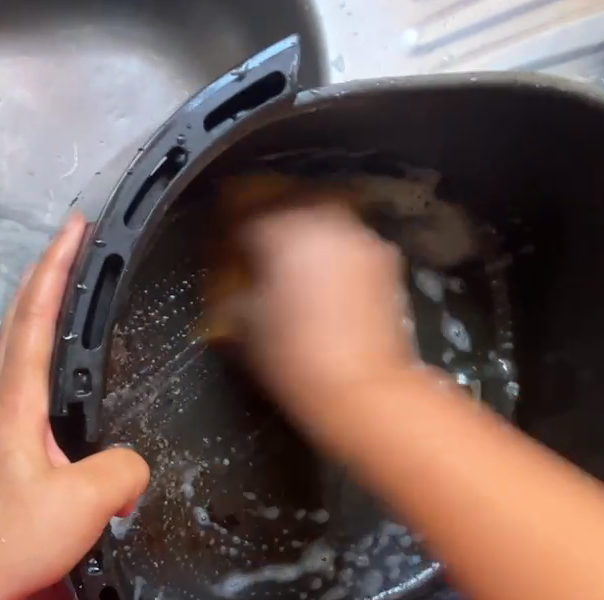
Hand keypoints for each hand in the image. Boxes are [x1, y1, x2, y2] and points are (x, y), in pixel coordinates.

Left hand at [0, 215, 150, 599]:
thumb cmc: (19, 539)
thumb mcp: (88, 502)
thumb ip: (123, 469)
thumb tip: (131, 465)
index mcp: (16, 406)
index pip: (35, 323)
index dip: (56, 272)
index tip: (75, 229)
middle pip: (16, 326)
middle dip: (42, 277)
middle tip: (69, 243)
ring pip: (10, 352)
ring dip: (32, 312)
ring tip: (57, 288)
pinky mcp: (0, 449)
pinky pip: (16, 381)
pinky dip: (31, 350)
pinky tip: (46, 365)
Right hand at [237, 203, 420, 438]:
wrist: (360, 389)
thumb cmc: (292, 359)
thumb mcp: (244, 327)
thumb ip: (233, 292)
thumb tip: (232, 285)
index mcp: (283, 233)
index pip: (245, 216)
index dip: (227, 231)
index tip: (219, 246)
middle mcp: (326, 224)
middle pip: (289, 206)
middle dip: (268, 221)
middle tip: (252, 245)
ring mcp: (360, 241)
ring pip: (322, 221)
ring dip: (302, 235)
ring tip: (286, 262)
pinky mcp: (384, 262)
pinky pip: (346, 245)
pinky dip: (328, 254)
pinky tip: (317, 281)